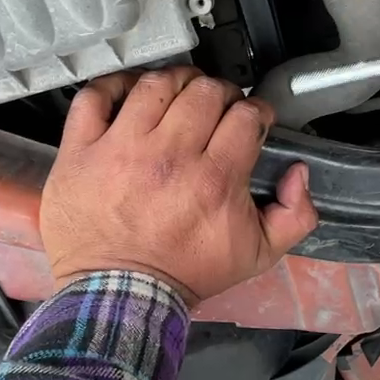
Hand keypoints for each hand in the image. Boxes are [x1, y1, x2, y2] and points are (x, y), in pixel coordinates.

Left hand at [40, 68, 317, 302]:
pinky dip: (114, 85)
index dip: (256, 111)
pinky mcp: (81, 151)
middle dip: (221, 93)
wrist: (120, 296)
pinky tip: (130, 94)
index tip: (252, 120)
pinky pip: (95, 96)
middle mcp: (169, 155)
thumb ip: (296, 215)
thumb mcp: (259, 256)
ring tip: (179, 96)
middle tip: (219, 108)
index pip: (245, 115)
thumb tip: (298, 173)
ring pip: (156, 85)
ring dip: (176, 82)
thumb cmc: (187, 272)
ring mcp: (121, 149)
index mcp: (215, 178)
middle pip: (205, 92)